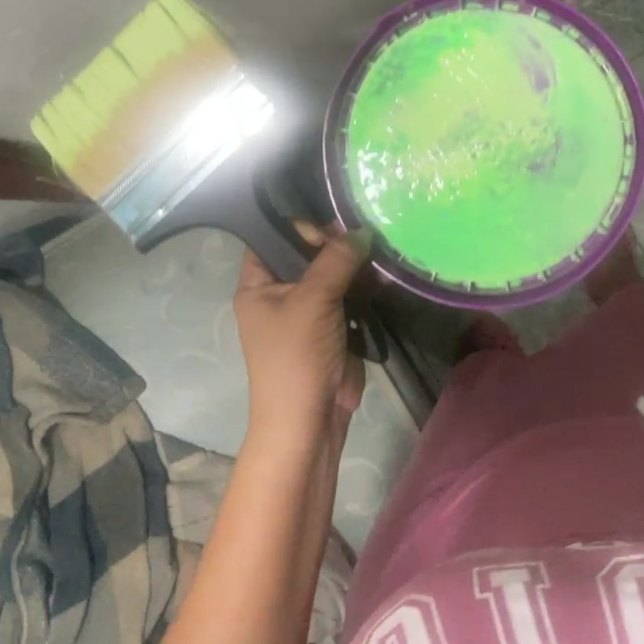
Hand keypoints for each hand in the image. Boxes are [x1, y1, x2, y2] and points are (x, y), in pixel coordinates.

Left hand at [233, 227, 370, 440]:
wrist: (310, 419)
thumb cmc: (296, 356)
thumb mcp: (312, 301)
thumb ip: (335, 261)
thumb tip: (360, 231)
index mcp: (258, 285)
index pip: (272, 238)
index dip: (298, 226)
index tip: (331, 224)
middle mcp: (280, 293)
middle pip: (307, 253)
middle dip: (335, 242)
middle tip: (363, 231)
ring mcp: (309, 310)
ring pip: (332, 274)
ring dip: (355, 263)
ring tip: (380, 248)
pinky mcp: (335, 326)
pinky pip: (350, 296)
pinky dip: (365, 285)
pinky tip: (386, 273)